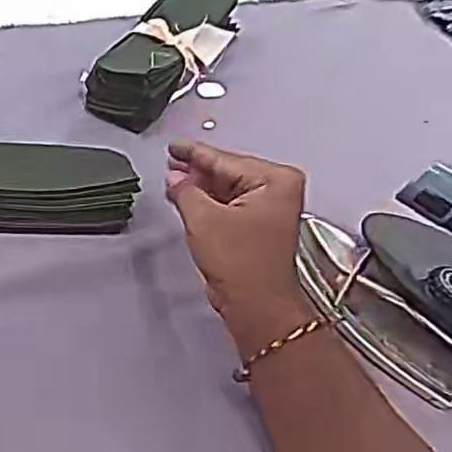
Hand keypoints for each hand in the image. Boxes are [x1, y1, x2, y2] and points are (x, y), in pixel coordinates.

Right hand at [165, 140, 314, 352]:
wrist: (256, 304)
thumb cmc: (247, 268)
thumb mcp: (204, 219)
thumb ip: (185, 191)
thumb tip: (177, 179)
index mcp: (276, 181)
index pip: (226, 159)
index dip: (195, 153)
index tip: (178, 147)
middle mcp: (278, 193)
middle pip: (228, 173)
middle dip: (197, 172)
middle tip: (173, 163)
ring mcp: (269, 213)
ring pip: (227, 191)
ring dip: (201, 190)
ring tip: (176, 183)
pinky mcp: (258, 231)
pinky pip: (229, 208)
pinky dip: (209, 207)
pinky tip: (191, 204)